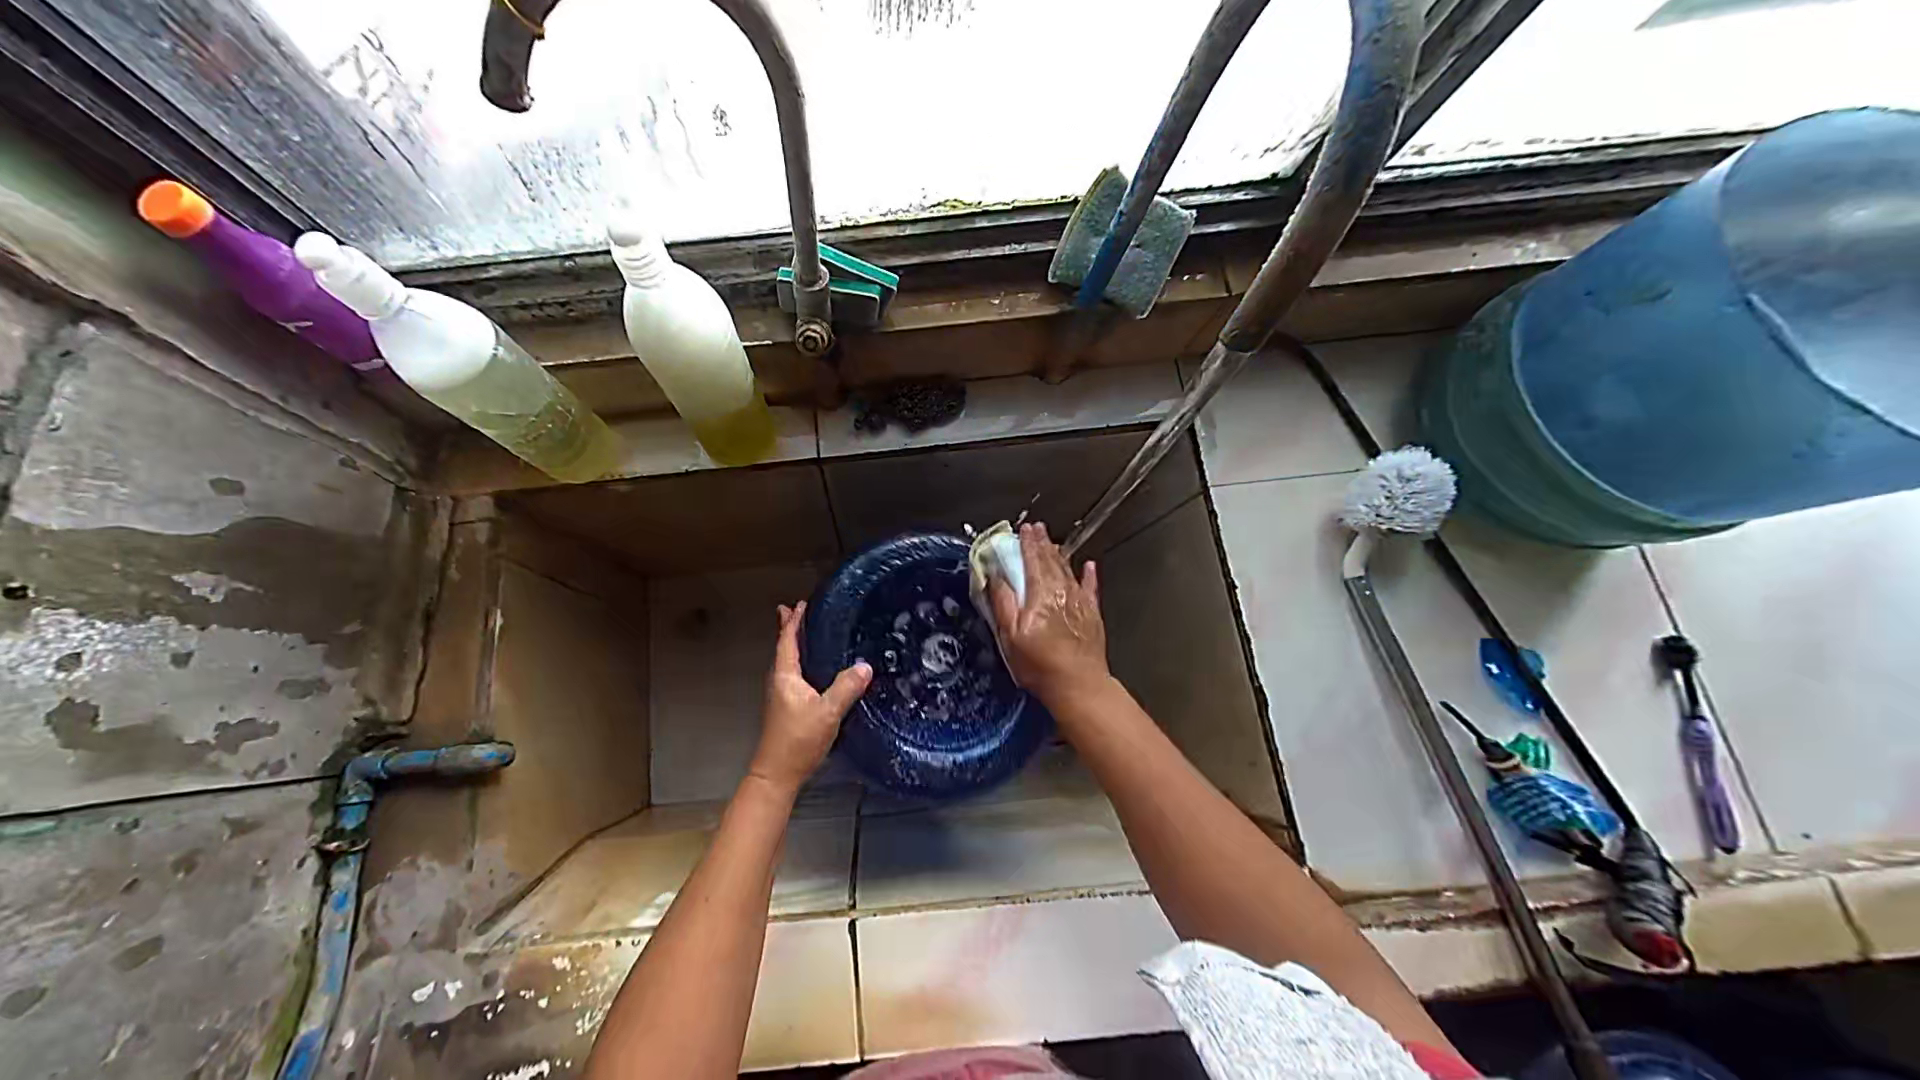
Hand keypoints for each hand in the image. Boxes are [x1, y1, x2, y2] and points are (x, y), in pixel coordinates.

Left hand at [750, 601, 871, 793]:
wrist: (778, 775)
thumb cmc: (797, 741)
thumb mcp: (827, 712)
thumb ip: (846, 688)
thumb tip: (865, 666)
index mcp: (785, 677)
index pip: (787, 642)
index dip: (792, 623)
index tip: (798, 605)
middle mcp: (780, 683)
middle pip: (784, 649)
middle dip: (790, 630)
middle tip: (793, 611)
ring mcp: (782, 696)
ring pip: (788, 663)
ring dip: (795, 646)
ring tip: (804, 634)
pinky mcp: (787, 708)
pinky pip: (794, 676)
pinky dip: (801, 663)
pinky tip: (813, 670)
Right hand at [989, 523, 1109, 705]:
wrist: (1079, 685)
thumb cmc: (1041, 665)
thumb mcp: (1010, 636)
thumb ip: (1003, 603)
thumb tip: (996, 577)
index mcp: (1039, 595)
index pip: (1032, 561)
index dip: (1027, 544)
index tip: (1023, 530)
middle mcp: (1061, 593)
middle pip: (1050, 561)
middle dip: (1042, 543)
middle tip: (1037, 529)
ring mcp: (1079, 602)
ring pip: (1068, 570)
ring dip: (1059, 554)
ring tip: (1052, 542)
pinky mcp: (1092, 615)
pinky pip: (1091, 588)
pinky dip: (1089, 575)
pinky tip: (1089, 566)